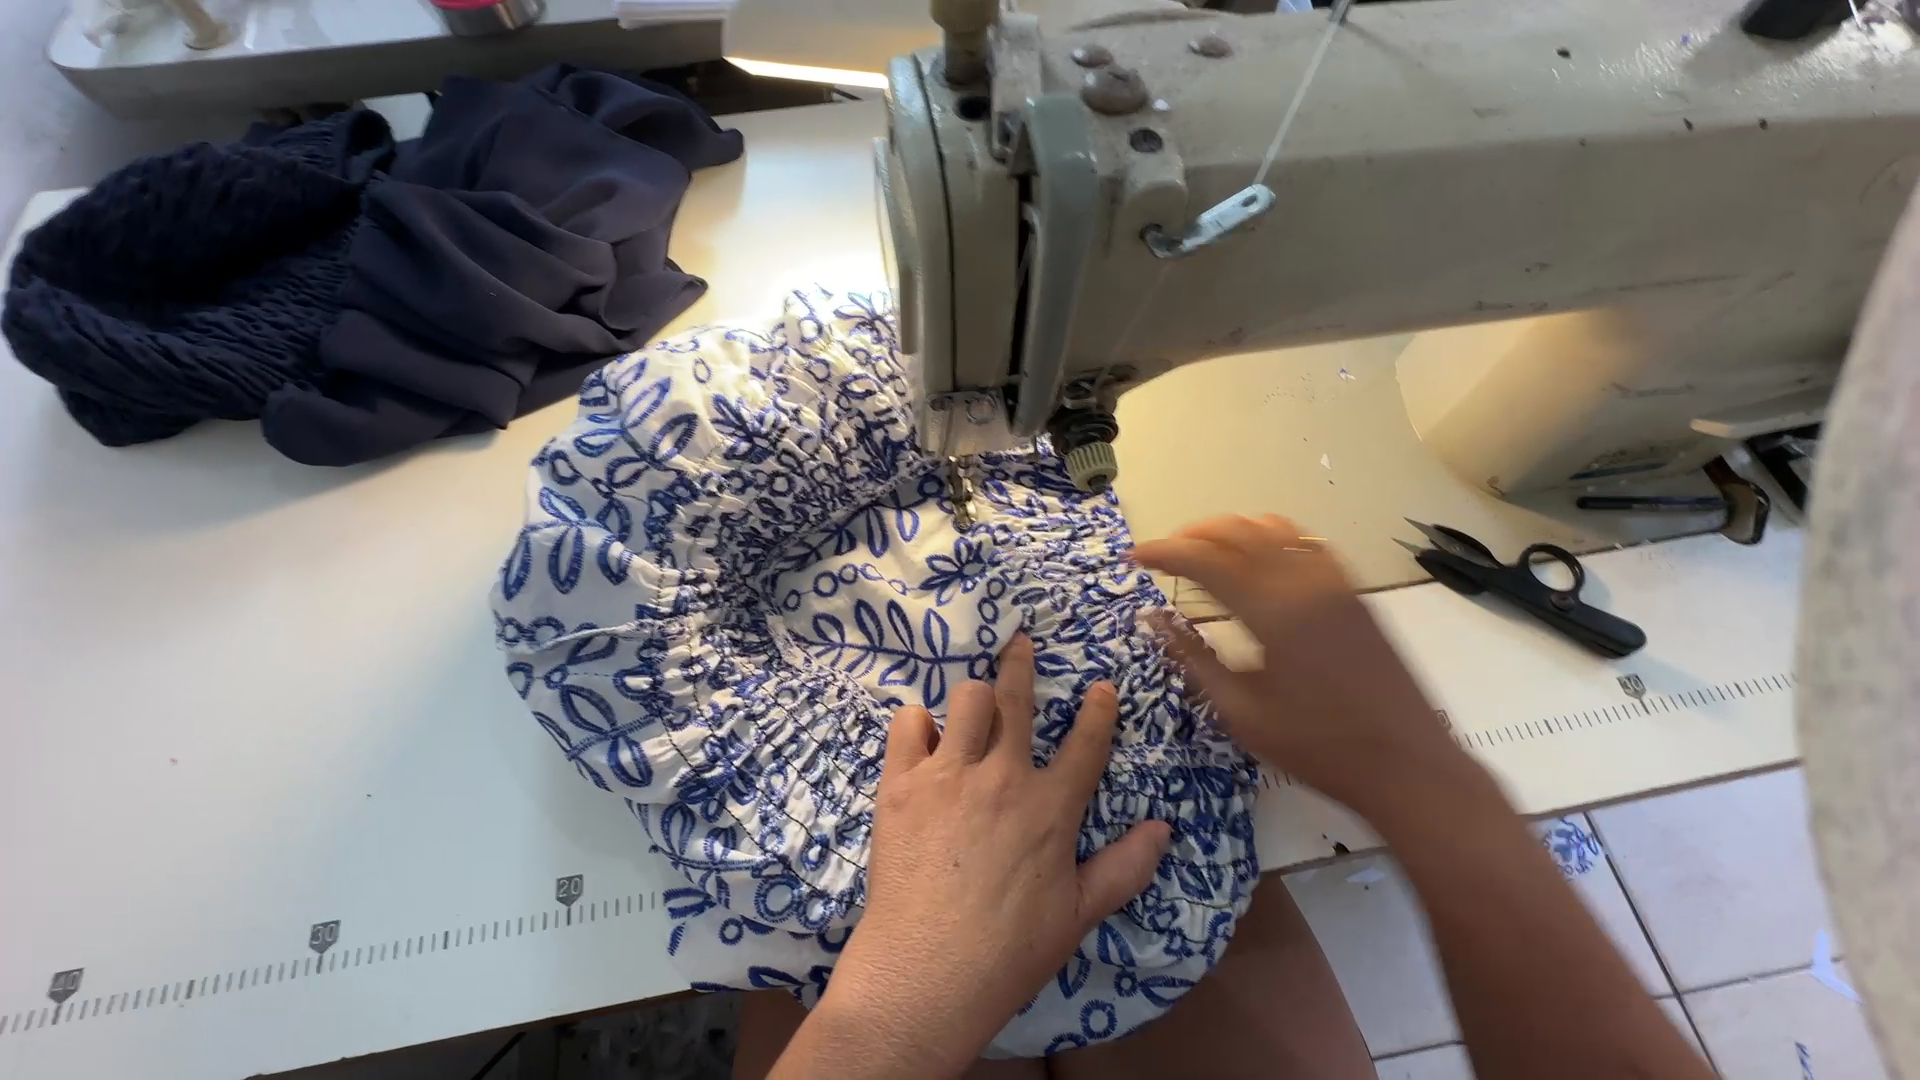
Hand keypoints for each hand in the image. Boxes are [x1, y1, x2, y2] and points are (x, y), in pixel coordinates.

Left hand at [815, 634, 1171, 1075]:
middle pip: (1016, 699)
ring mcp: (949, 774)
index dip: (1097, 711)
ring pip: (966, 700)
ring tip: (971, 707)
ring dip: (972, 699)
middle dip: (1022, 663)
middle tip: (1020, 642)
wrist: (927, 971)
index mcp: (1050, 806)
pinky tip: (922, 737)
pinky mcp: (902, 783)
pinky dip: (917, 725)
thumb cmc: (1010, 950)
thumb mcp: (1080, 914)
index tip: (1100, 687)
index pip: (1085, 744)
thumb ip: (1125, 867)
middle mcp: (1003, 775)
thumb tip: (1163, 828)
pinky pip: (908, 724)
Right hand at [1132, 515, 1474, 819]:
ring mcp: (1335, 583)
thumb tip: (1152, 618)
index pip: (1205, 560)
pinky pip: (1306, 544)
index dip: (1163, 553)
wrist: (1407, 765)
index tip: (1133, 557)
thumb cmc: (1315, 746)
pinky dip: (1271, 539)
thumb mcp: (1239, 711)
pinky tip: (1258, 560)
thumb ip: (1192, 657)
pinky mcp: (1354, 593)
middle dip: (1192, 535)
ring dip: (1231, 531)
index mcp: (1271, 611)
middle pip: (1238, 531)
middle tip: (1163, 555)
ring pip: (1274, 529)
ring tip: (1204, 552)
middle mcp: (1304, 582)